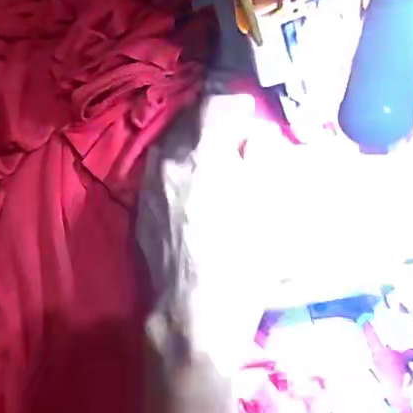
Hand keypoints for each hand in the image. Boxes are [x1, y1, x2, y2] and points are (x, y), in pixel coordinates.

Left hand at [136, 91, 274, 376]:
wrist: (195, 312)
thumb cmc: (244, 264)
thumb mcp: (272, 209)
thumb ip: (263, 161)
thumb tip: (254, 137)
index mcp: (203, 156)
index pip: (216, 104)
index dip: (237, 100)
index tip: (251, 108)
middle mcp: (168, 162)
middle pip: (189, 119)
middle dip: (214, 119)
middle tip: (236, 130)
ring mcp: (148, 184)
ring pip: (169, 143)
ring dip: (192, 140)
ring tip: (214, 154)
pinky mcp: (140, 207)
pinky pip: (157, 170)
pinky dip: (176, 165)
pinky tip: (192, 181)